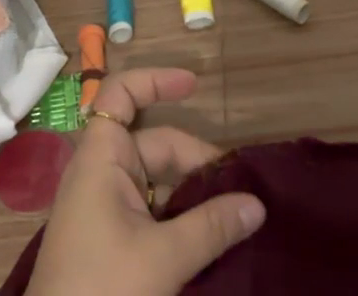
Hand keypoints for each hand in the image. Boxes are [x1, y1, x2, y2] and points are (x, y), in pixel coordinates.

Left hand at [25, 68, 264, 295]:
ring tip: (238, 212)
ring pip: (158, 181)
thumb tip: (256, 203)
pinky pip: (154, 211)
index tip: (195, 85)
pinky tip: (215, 235)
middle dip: (197, 159)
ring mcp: (106, 207)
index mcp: (101, 158)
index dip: (155, 82)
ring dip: (194, 192)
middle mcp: (101, 173)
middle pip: (154, 143)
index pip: (120, 96)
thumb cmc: (102, 287)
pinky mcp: (112, 239)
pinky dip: (182, 216)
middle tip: (242, 190)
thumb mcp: (163, 257)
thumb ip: (212, 226)